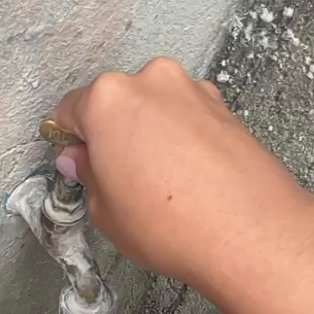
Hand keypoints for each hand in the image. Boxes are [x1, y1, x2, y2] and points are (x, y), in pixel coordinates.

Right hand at [48, 57, 313, 298]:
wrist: (245, 231)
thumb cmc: (169, 222)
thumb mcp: (104, 211)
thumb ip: (86, 176)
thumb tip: (79, 160)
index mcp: (108, 100)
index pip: (70, 110)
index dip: (68, 141)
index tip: (74, 163)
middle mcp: (150, 82)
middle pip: (114, 105)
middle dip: (110, 136)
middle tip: (113, 181)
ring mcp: (190, 90)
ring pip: (152, 110)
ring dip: (146, 137)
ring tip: (154, 187)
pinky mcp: (222, 107)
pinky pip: (184, 119)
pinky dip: (177, 141)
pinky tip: (182, 181)